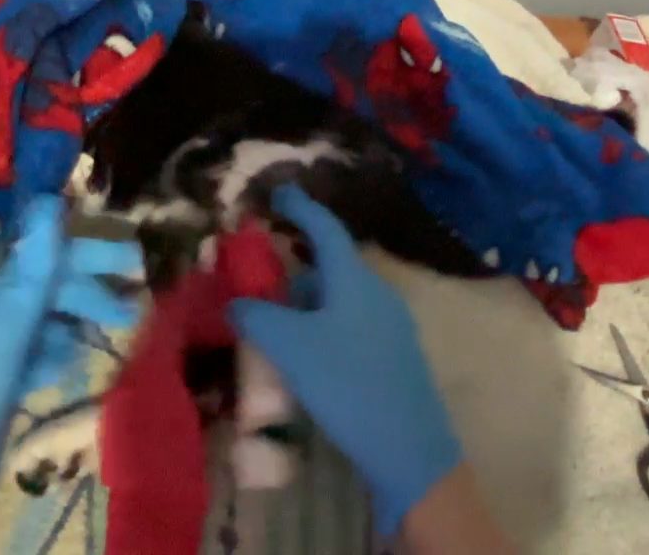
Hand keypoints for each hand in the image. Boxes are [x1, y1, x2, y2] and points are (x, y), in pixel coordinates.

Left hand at [0, 195, 140, 553]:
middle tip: (133, 305)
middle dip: (91, 289)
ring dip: (78, 320)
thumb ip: (30, 272)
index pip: (46, 255)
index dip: (89, 250)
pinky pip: (34, 356)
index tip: (134, 254)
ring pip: (45, 321)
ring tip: (112, 334)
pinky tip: (66, 368)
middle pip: (49, 286)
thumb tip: (50, 199)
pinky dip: (55, 355)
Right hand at [227, 186, 461, 537]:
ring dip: (307, 302)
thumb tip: (237, 302)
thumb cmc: (348, 386)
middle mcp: (376, 293)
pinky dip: (322, 327)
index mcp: (355, 279)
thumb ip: (257, 317)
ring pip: (340, 298)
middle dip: (296, 266)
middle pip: (331, 265)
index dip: (300, 207)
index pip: (325, 228)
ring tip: (276, 324)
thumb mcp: (291, 348)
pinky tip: (305, 358)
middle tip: (263, 275)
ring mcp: (390, 326)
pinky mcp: (393, 357)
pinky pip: (350, 324)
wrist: (411, 453)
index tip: (279, 194)